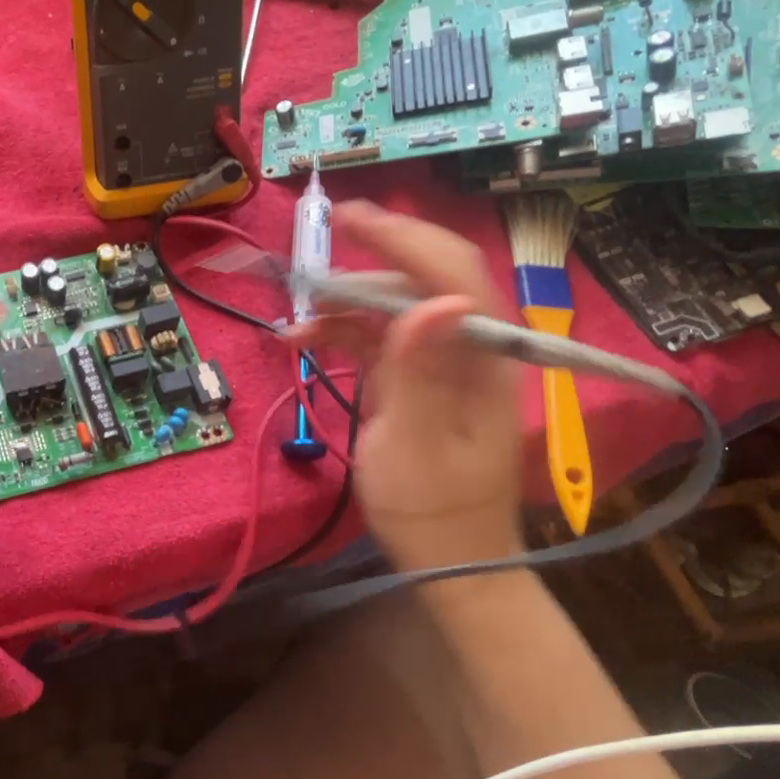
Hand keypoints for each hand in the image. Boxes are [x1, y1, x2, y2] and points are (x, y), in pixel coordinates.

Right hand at [286, 201, 522, 569]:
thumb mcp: (416, 445)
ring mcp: (443, 363)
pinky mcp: (418, 380)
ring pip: (394, 308)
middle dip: (363, 267)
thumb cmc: (432, 510)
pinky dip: (342, 335)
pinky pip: (381, 339)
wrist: (449, 559)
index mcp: (483, 360)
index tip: (348, 218)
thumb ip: (421, 372)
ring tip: (296, 326)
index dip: (403, 238)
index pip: (451, 275)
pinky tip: (306, 343)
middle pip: (420, 283)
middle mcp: (469, 349)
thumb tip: (436, 302)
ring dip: (343, 308)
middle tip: (307, 267)